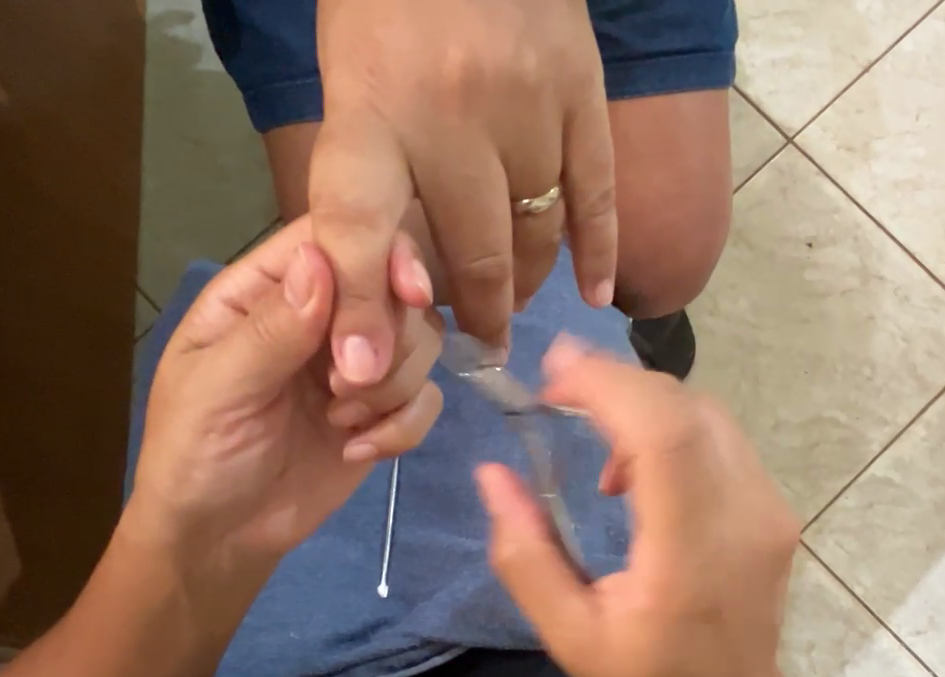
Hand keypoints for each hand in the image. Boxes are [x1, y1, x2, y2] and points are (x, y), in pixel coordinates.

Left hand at [127, 219, 443, 595]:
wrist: (223, 537)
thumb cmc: (197, 455)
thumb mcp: (216, 389)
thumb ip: (270, 330)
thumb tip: (321, 260)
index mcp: (267, 292)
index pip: (334, 239)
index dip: (379, 253)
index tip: (407, 292)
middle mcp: (322, 319)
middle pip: (394, 289)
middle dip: (386, 340)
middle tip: (345, 389)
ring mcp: (358, 367)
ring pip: (421, 343)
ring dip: (393, 389)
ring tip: (343, 424)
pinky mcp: (383, 415)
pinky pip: (427, 400)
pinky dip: (404, 428)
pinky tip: (360, 451)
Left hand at [310, 0, 616, 384]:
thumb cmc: (387, 11)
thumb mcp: (346, 91)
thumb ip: (365, 190)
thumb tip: (393, 298)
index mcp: (369, 109)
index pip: (354, 223)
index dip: (358, 306)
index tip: (362, 372)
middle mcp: (449, 113)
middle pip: (470, 255)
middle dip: (476, 315)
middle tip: (478, 345)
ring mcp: (527, 104)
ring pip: (535, 236)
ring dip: (525, 285)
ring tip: (514, 304)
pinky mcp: (584, 91)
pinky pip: (597, 197)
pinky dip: (598, 254)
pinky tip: (594, 294)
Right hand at [475, 339, 802, 676]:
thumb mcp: (569, 635)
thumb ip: (525, 554)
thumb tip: (493, 474)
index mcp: (689, 555)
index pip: (663, 434)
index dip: (607, 385)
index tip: (552, 373)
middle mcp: (742, 517)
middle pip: (687, 409)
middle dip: (617, 385)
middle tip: (559, 393)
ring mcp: (768, 508)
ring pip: (708, 415)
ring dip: (645, 408)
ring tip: (598, 452)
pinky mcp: (774, 508)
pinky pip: (721, 439)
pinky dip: (673, 430)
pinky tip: (641, 473)